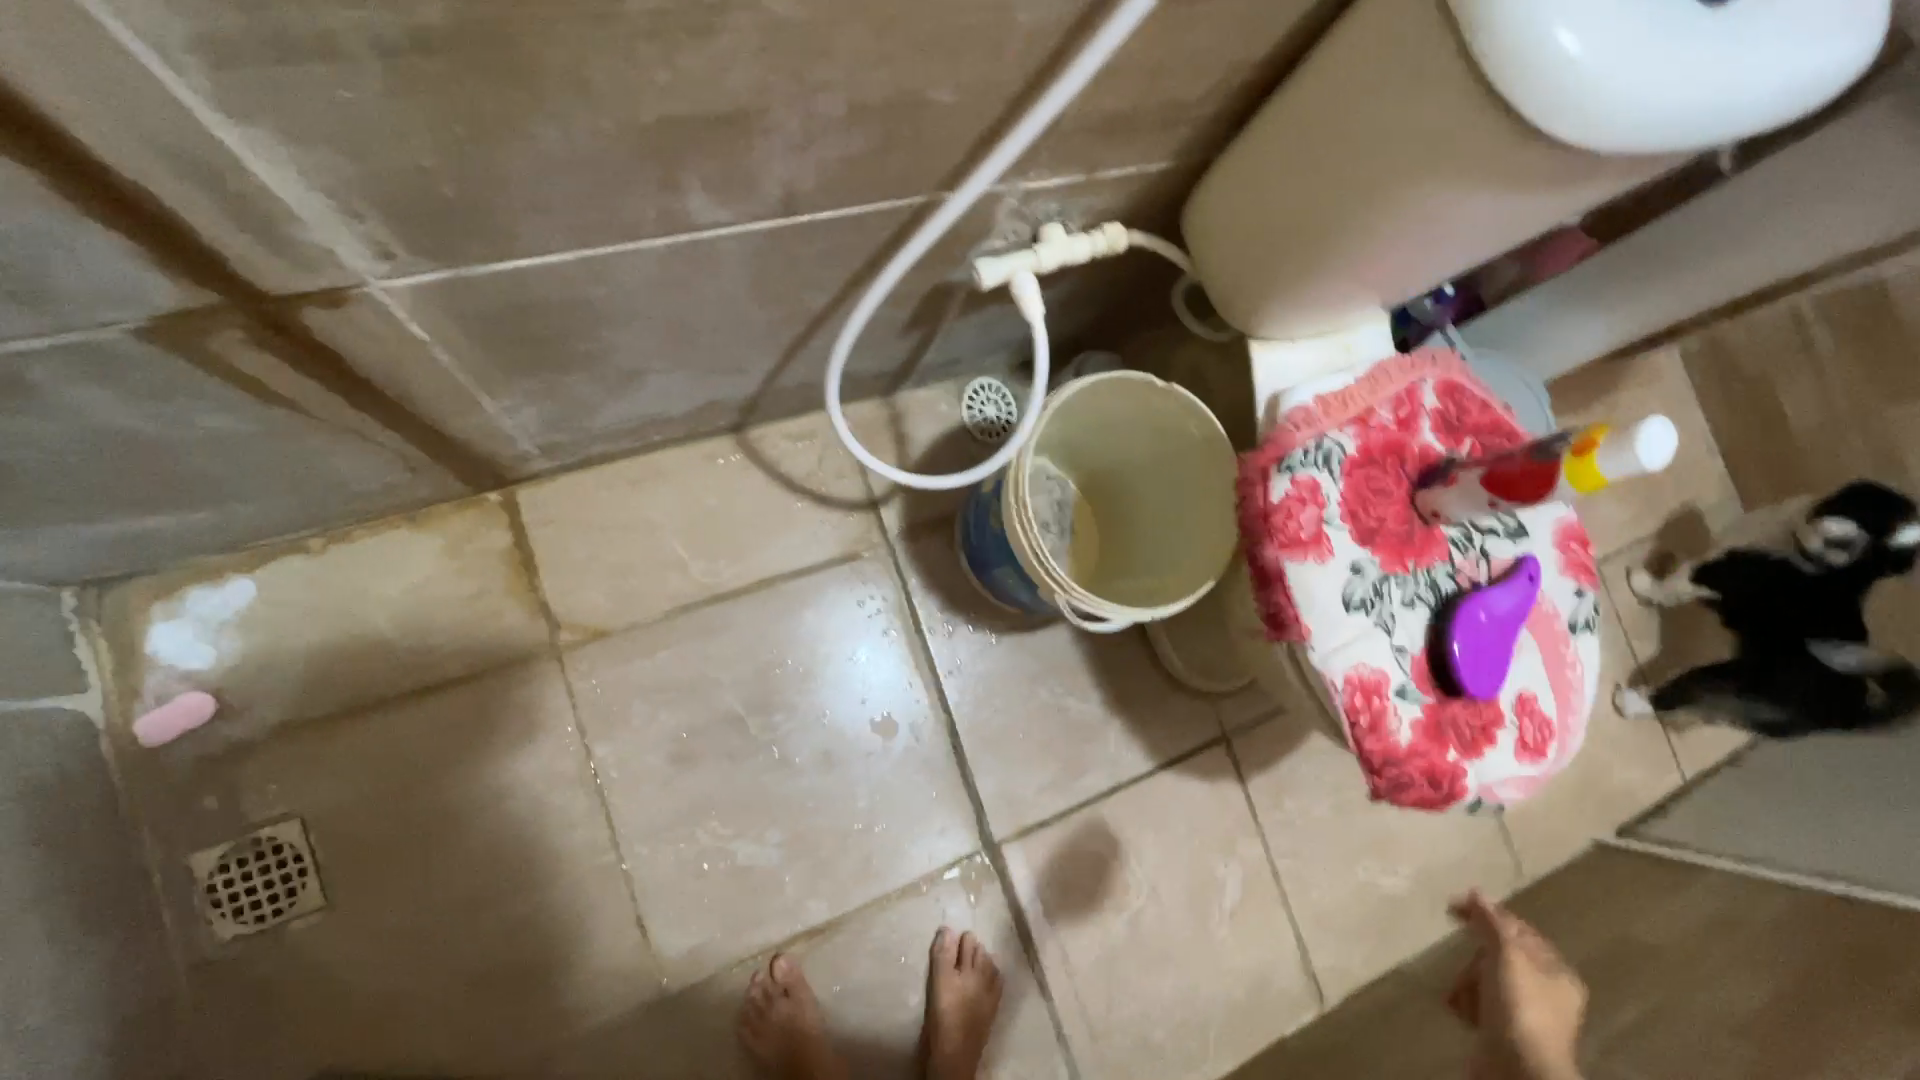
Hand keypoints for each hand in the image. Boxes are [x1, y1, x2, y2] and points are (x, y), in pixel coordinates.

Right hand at [1446, 891, 1586, 1079]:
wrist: (1518, 1070)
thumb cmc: (1520, 1008)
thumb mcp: (1507, 957)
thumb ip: (1492, 924)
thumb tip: (1476, 893)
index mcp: (1557, 971)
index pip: (1519, 930)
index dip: (1488, 915)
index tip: (1453, 907)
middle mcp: (1546, 991)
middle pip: (1498, 955)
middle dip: (1475, 959)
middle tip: (1465, 966)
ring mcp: (1525, 1014)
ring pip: (1485, 979)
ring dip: (1467, 982)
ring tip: (1461, 995)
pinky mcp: (1504, 1031)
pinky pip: (1480, 1004)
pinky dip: (1467, 1003)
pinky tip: (1461, 1010)